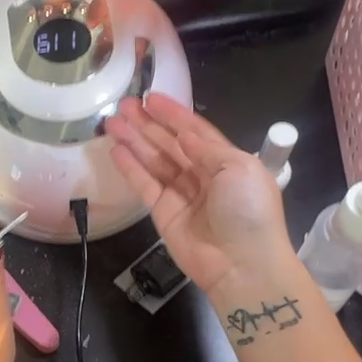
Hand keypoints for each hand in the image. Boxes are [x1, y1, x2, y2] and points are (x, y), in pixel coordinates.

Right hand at [105, 93, 292, 300]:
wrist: (242, 264)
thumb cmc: (250, 211)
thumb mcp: (239, 169)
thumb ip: (207, 149)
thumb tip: (182, 136)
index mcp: (228, 162)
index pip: (196, 132)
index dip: (174, 114)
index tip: (151, 97)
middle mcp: (204, 176)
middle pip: (171, 144)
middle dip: (148, 124)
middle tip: (123, 105)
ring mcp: (182, 195)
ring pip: (154, 162)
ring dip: (134, 141)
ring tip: (111, 123)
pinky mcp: (163, 214)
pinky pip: (145, 186)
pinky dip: (131, 168)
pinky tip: (117, 150)